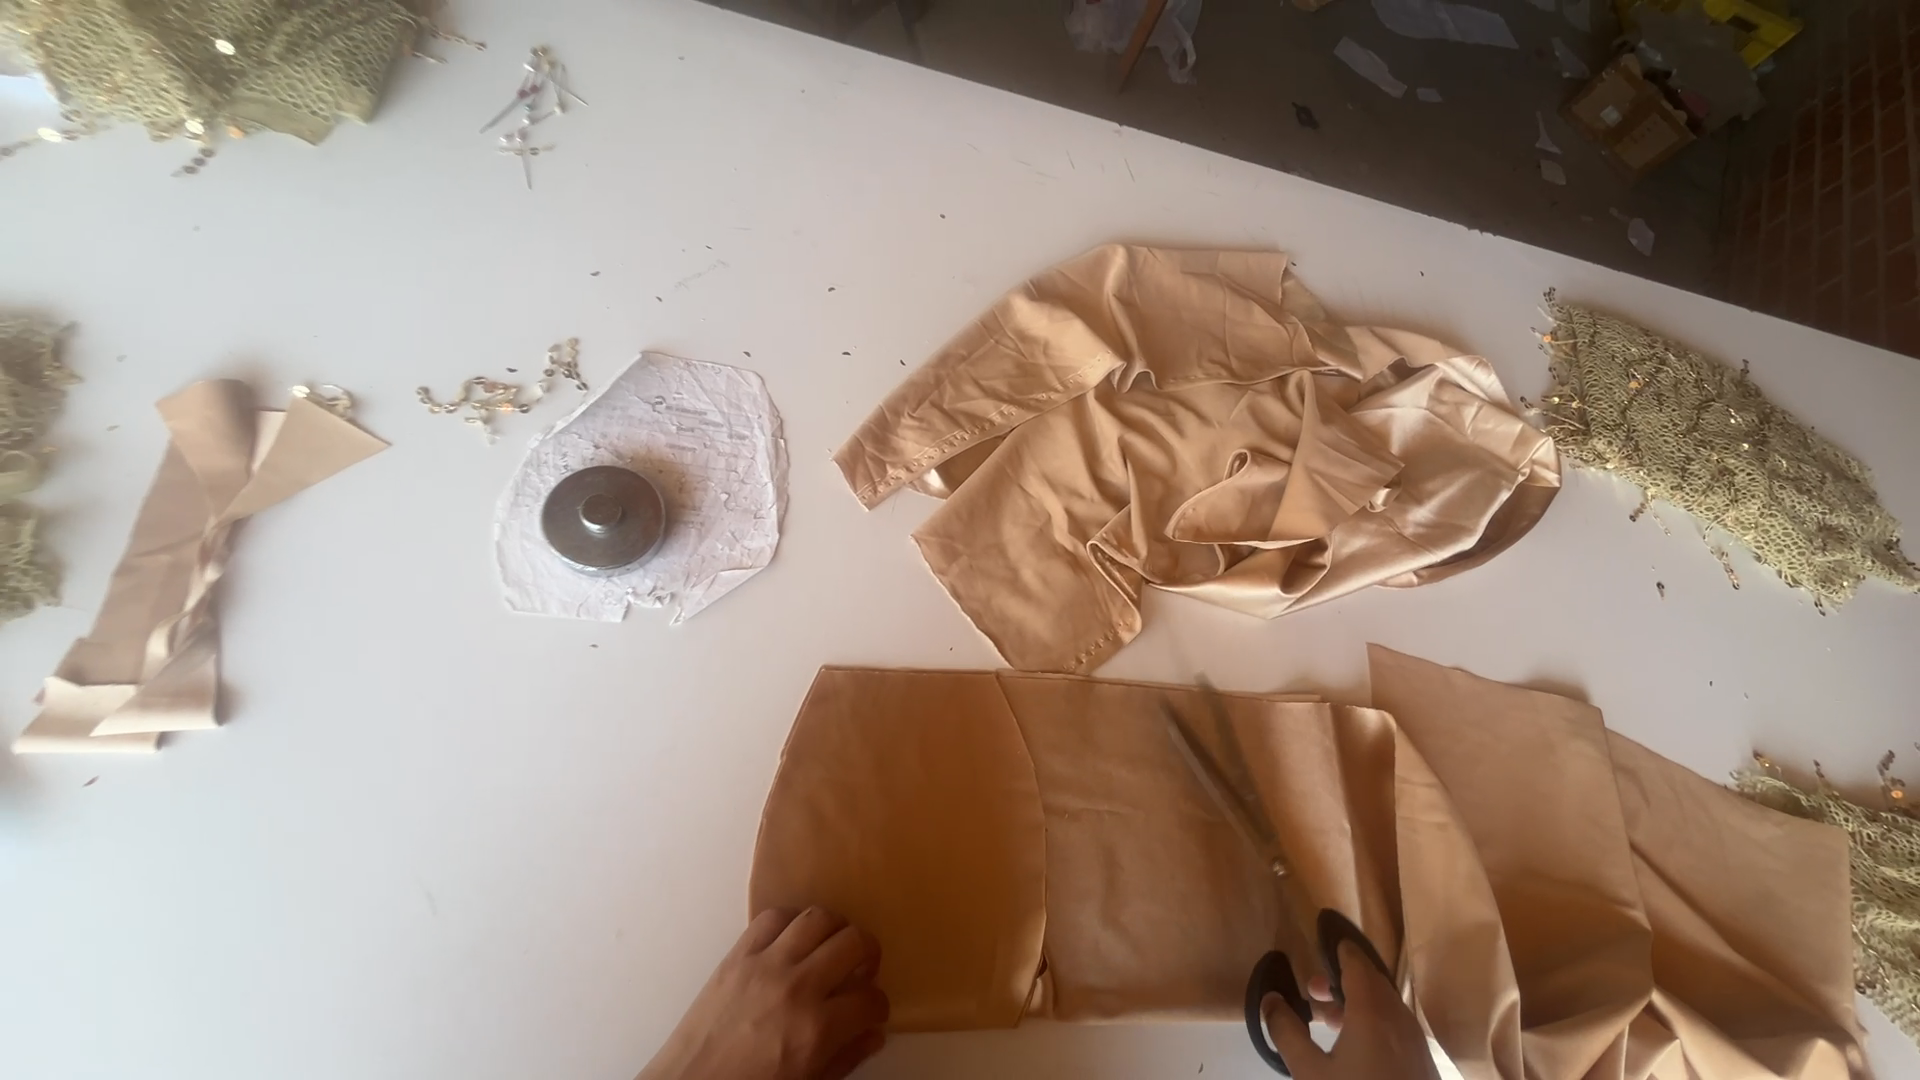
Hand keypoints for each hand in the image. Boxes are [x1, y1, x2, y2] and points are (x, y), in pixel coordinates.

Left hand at [637, 907, 889, 1079]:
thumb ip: (845, 1059)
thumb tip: (875, 1033)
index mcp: (815, 1031)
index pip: (869, 999)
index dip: (878, 1005)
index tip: (873, 1009)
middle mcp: (797, 988)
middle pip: (853, 942)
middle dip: (868, 953)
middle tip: (863, 967)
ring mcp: (765, 964)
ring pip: (818, 917)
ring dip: (835, 928)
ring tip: (833, 944)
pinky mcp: (738, 954)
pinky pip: (773, 916)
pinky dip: (791, 920)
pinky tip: (794, 938)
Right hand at [1263, 940, 1440, 1079]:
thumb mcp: (1310, 1074)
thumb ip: (1286, 1031)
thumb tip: (1270, 998)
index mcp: (1373, 1012)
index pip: (1355, 961)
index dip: (1336, 947)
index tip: (1318, 937)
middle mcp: (1399, 1019)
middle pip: (1370, 981)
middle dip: (1339, 979)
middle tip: (1311, 992)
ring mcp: (1416, 1044)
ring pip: (1384, 1006)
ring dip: (1355, 1003)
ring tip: (1326, 1022)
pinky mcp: (1423, 1067)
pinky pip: (1395, 1027)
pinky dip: (1372, 1023)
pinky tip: (1353, 1049)